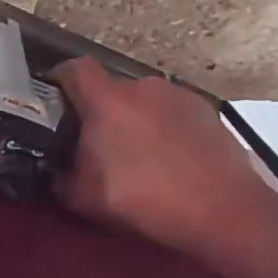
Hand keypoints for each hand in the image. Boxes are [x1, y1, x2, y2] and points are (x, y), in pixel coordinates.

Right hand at [53, 58, 277, 256]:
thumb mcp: (86, 199)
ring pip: (144, 102)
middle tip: (102, 146)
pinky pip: (172, 112)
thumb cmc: (145, 200)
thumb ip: (61, 179)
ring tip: (142, 157)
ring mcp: (179, 95)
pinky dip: (165, 128)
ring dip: (136, 121)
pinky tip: (174, 158)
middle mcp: (143, 86)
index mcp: (108, 101)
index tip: (55, 99)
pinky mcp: (205, 109)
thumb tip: (56, 171)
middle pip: (111, 90)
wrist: (221, 208)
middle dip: (102, 113)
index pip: (74, 68)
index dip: (60, 79)